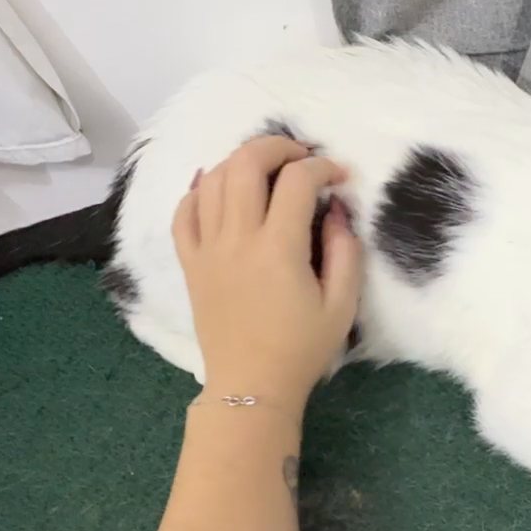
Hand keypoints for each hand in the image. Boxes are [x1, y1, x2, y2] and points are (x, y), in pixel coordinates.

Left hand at [172, 138, 362, 413]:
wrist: (251, 384)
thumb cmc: (302, 349)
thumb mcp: (342, 306)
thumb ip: (345, 253)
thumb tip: (338, 212)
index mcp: (279, 248)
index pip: (297, 182)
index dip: (322, 168)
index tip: (340, 177)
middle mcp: (237, 238)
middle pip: (247, 164)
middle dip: (277, 146)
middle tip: (302, 156)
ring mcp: (207, 248)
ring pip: (215, 179)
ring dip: (242, 160)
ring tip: (267, 167)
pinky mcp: (191, 262)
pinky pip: (184, 211)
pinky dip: (198, 188)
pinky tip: (215, 182)